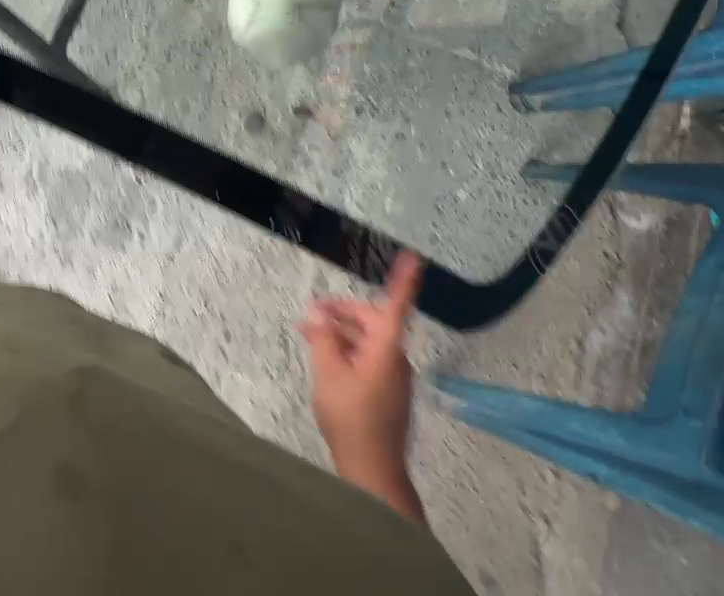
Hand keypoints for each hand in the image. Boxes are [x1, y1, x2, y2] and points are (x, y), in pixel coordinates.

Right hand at [299, 253, 424, 515]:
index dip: (404, 281)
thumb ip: (323, 338)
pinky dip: (345, 349)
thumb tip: (319, 315)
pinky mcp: (386, 391)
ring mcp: (393, 377)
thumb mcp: (328, 371)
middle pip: (373, 321)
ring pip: (367, 340)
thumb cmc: (350, 415)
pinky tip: (323, 356)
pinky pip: (366, 357)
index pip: (395, 307)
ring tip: (308, 334)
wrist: (372, 466)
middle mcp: (396, 359)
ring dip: (340, 332)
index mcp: (386, 349)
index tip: (415, 258)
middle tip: (310, 313)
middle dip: (343, 311)